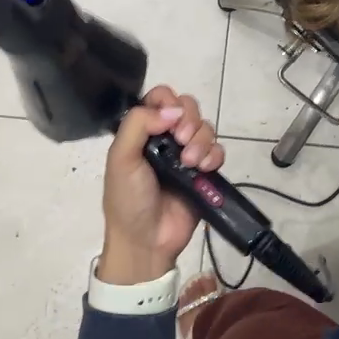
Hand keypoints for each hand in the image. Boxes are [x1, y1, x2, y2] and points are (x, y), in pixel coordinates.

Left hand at [97, 86, 225, 285]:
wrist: (146, 241)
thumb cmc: (128, 198)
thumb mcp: (121, 158)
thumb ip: (138, 124)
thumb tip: (173, 109)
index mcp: (143, 131)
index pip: (161, 97)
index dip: (169, 101)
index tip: (170, 120)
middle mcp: (165, 137)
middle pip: (188, 107)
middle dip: (190, 121)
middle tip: (181, 140)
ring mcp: (186, 154)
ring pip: (205, 127)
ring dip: (202, 140)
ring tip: (191, 163)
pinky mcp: (204, 172)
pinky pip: (218, 150)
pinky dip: (214, 154)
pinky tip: (204, 168)